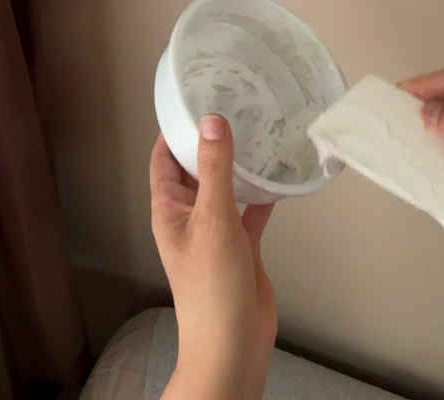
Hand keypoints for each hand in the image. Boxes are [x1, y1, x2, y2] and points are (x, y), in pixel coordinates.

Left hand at [150, 118, 275, 399]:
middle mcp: (190, 214)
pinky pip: (251, 209)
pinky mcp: (241, 244)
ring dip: (238, 164)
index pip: (165, 157)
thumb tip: (212, 121)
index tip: (194, 97)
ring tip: (257, 130)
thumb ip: (214, 169)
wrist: (233, 345)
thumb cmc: (211, 287)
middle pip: (196, 167)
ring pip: (225, 185)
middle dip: (210, 140)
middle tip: (233, 106)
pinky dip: (262, 192)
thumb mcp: (212, 219)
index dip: (175, 128)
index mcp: (169, 208)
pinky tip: (278, 173)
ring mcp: (216, 229)